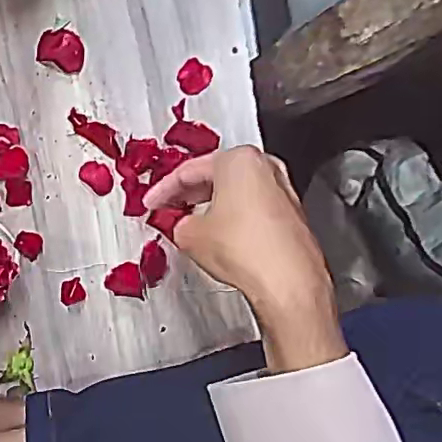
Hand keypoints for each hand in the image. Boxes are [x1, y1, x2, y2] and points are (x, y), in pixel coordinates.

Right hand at [144, 147, 346, 372]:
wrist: (287, 281)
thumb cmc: (248, 250)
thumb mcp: (189, 235)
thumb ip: (177, 223)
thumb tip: (181, 225)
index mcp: (239, 160)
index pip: (188, 170)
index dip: (163, 189)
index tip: (152, 201)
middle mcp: (265, 168)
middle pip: (215, 175)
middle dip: (188, 194)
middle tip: (168, 208)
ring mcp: (281, 190)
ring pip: (235, 191)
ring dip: (210, 205)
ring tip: (190, 224)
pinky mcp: (289, 214)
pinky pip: (251, 208)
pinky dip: (231, 217)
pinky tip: (219, 235)